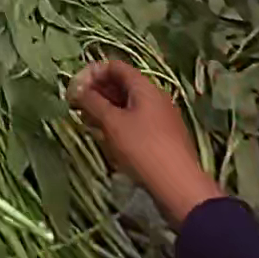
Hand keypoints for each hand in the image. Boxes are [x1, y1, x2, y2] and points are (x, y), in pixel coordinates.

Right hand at [69, 60, 223, 224]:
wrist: (182, 191)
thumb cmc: (143, 149)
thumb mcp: (111, 122)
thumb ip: (91, 101)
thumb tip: (76, 88)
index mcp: (144, 87)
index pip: (114, 66)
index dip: (92, 73)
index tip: (76, 89)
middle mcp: (155, 97)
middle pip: (121, 84)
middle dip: (97, 92)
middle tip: (79, 106)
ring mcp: (162, 118)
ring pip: (128, 105)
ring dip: (106, 110)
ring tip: (89, 123)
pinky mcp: (164, 139)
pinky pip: (137, 121)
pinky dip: (119, 124)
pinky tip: (108, 139)